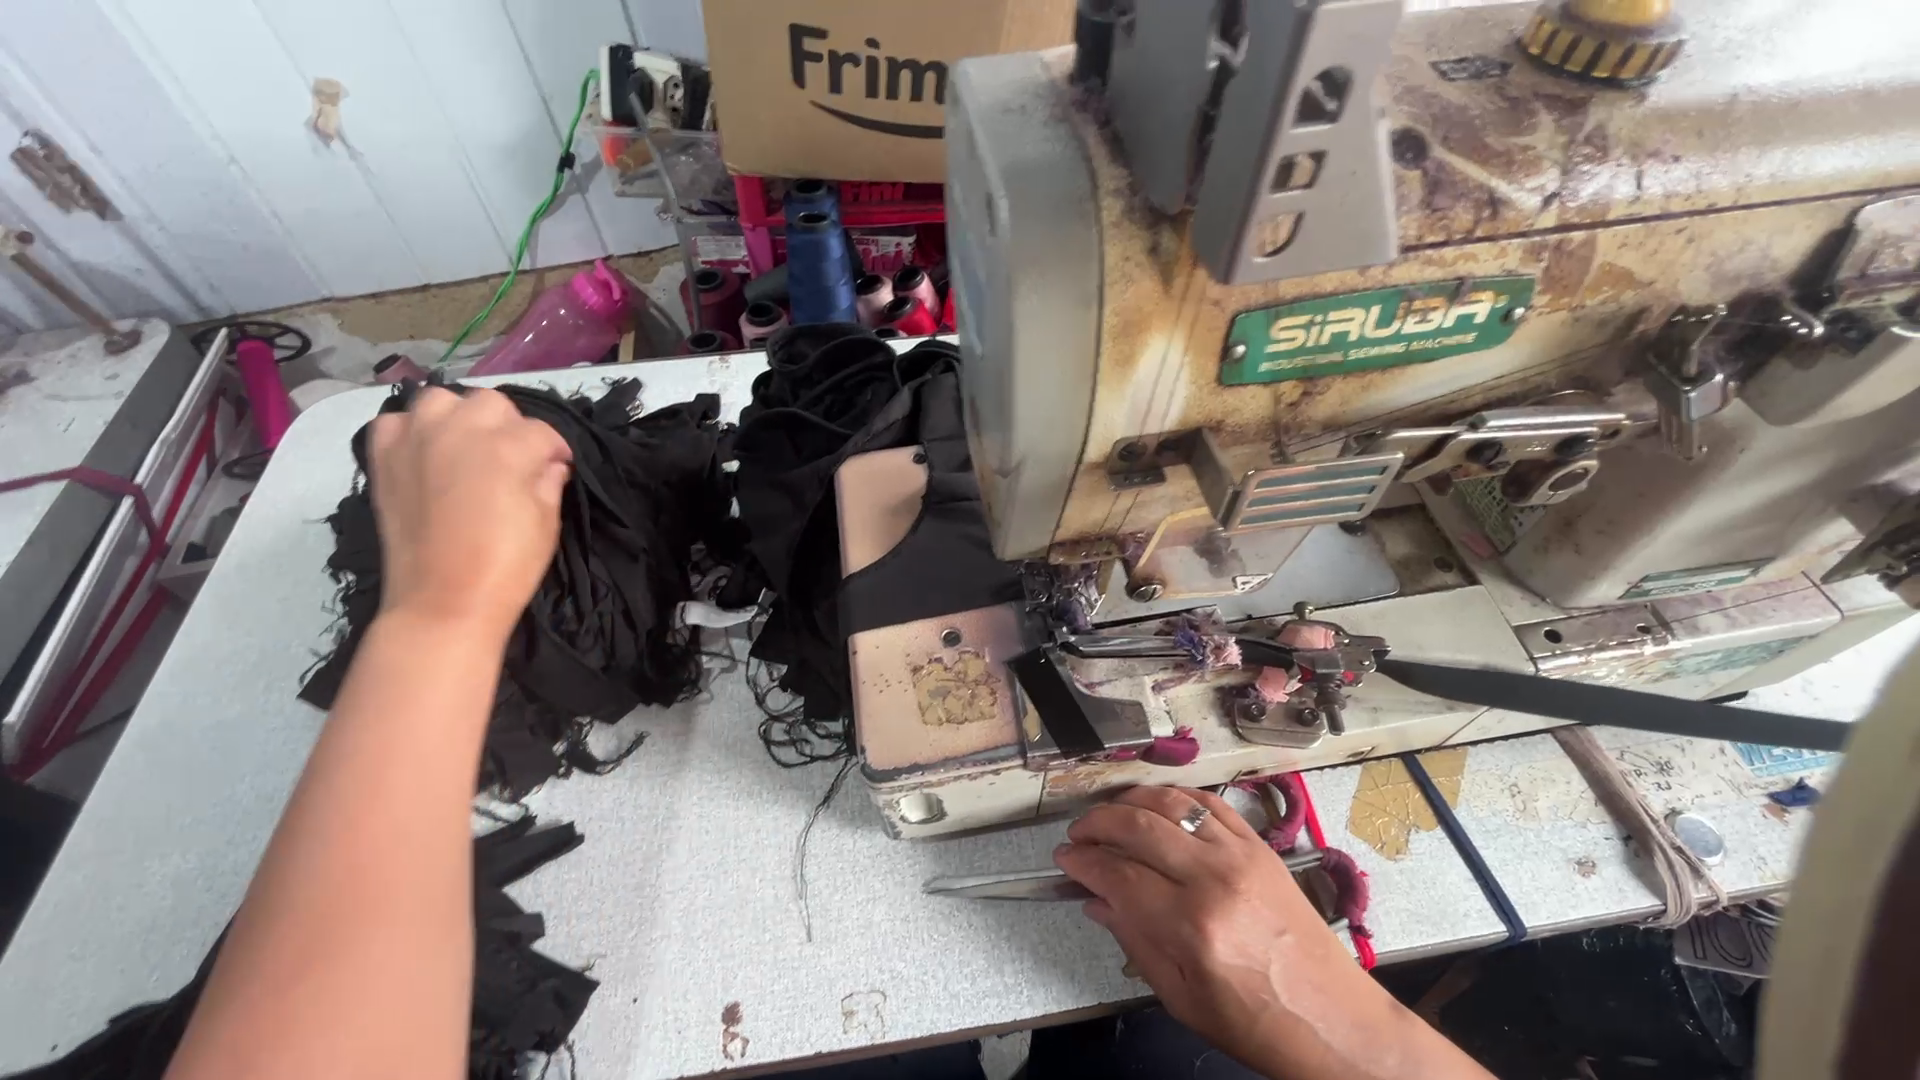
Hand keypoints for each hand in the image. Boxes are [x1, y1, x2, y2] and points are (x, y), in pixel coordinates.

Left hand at [367, 387, 571, 640]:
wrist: (444, 602)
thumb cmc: (507, 566)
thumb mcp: (547, 522)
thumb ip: (548, 482)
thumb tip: (548, 465)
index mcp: (506, 448)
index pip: (542, 432)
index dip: (556, 450)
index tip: (558, 468)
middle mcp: (459, 432)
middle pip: (492, 403)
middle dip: (511, 426)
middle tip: (515, 458)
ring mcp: (416, 441)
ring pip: (440, 400)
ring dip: (461, 418)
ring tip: (469, 447)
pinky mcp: (384, 459)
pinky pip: (395, 422)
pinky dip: (413, 431)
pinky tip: (427, 453)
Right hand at [1055, 788, 1358, 1067]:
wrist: (1334, 1019)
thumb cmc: (1254, 1022)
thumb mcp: (1181, 998)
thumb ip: (1133, 940)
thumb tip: (1095, 900)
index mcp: (1192, 926)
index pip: (1118, 875)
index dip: (1082, 863)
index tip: (1064, 860)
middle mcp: (1214, 878)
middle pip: (1137, 826)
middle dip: (1096, 825)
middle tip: (1078, 836)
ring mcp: (1241, 854)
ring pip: (1171, 802)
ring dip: (1129, 801)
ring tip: (1108, 815)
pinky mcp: (1260, 846)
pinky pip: (1210, 802)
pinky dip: (1175, 796)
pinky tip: (1156, 805)